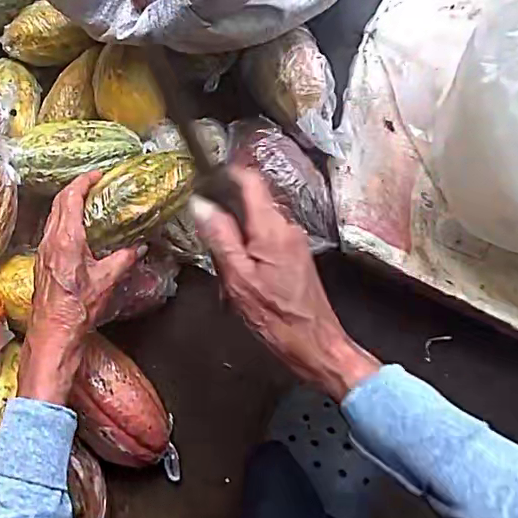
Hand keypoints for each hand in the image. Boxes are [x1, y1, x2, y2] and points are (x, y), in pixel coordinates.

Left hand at [19, 171, 141, 405]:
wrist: (54, 332)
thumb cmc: (76, 309)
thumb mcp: (108, 280)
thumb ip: (125, 258)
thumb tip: (140, 247)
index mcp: (65, 238)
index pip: (70, 197)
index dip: (83, 181)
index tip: (96, 175)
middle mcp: (50, 240)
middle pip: (58, 202)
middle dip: (75, 188)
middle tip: (93, 183)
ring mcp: (43, 251)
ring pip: (52, 216)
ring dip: (68, 204)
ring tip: (87, 201)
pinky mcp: (42, 262)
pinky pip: (51, 230)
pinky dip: (64, 220)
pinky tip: (77, 229)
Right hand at [190, 167, 379, 399]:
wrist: (316, 345)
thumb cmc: (276, 317)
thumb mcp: (238, 278)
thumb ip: (220, 237)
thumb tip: (200, 204)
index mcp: (271, 228)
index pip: (250, 181)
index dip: (226, 173)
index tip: (204, 177)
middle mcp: (287, 227)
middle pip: (251, 201)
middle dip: (225, 212)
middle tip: (202, 229)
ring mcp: (294, 241)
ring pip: (256, 222)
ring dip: (235, 236)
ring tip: (220, 264)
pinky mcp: (295, 255)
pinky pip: (265, 238)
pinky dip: (247, 249)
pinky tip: (238, 275)